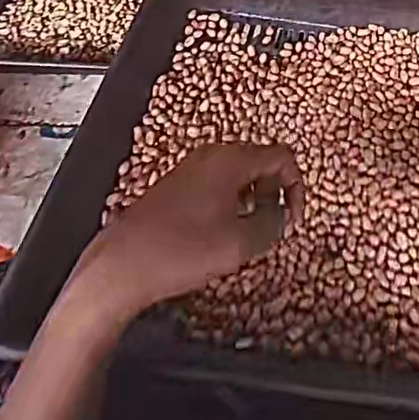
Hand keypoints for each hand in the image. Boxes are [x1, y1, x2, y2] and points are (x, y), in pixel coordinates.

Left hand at [76, 143, 303, 318]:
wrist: (122, 264)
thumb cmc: (180, 250)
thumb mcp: (239, 243)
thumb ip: (272, 225)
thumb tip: (282, 216)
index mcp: (230, 159)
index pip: (282, 156)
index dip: (296, 187)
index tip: (294, 220)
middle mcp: (212, 154)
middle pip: (262, 161)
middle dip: (275, 193)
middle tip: (273, 228)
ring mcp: (193, 167)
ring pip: (240, 173)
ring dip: (255, 199)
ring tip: (249, 234)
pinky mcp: (179, 184)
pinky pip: (219, 183)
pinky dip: (232, 202)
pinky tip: (223, 233)